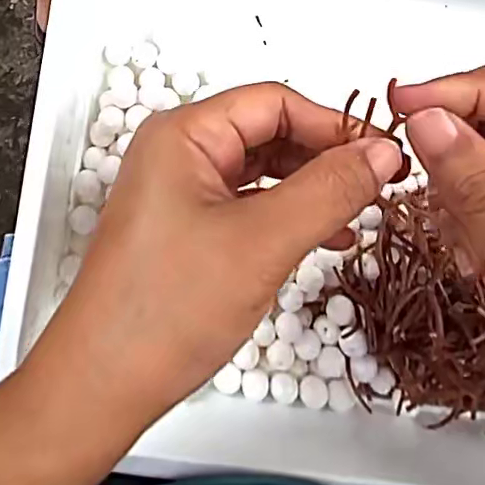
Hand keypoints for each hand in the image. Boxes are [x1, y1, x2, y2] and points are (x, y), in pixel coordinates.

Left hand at [24, 83, 403, 429]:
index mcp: (182, 134)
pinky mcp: (185, 224)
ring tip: (357, 210)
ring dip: (310, 187)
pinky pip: (247, 202)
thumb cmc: (161, 310)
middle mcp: (176, 152)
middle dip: (324, 156)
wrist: (102, 382)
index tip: (381, 152)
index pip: (274, 103)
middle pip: (268, 132)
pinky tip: (322, 235)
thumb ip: (329, 189)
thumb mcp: (262, 242)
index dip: (333, 124)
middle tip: (377, 182)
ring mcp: (179, 189)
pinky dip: (287, 213)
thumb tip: (380, 153)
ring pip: (261, 169)